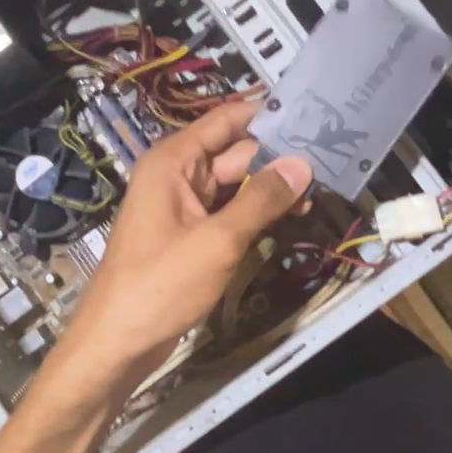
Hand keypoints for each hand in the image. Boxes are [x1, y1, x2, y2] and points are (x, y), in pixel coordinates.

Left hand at [45, 101, 312, 401]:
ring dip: (271, 188)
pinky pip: (228, 212)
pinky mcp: (190, 235)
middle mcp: (177, 176)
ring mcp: (183, 207)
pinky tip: (293, 215)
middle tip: (333, 159)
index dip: (265, 114)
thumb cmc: (161, 284)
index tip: (312, 111)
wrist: (118, 340)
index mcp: (173, 162)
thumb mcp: (218, 239)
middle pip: (234, 153)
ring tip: (322, 188)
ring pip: (235, 185)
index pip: (224, 121)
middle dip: (277, 157)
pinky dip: (256, 213)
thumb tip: (302, 164)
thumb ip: (261, 199)